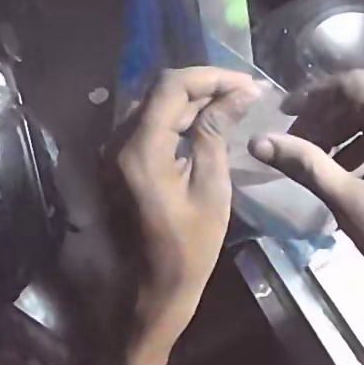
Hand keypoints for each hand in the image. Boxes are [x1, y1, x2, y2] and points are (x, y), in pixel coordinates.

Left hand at [111, 67, 258, 345]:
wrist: (153, 288)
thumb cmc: (189, 246)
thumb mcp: (211, 187)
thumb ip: (216, 132)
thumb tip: (240, 92)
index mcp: (141, 148)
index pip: (172, 86)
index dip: (212, 77)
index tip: (247, 84)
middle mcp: (118, 142)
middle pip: (160, 91)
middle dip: (205, 85)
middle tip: (245, 92)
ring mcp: (115, 152)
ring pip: (154, 105)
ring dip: (193, 99)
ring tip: (232, 102)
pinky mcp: (121, 162)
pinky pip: (149, 125)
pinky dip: (179, 117)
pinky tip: (207, 122)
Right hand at [249, 72, 363, 348]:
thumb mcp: (350, 203)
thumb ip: (306, 165)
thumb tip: (259, 141)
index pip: (357, 85)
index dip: (316, 95)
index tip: (285, 117)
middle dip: (326, 116)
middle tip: (295, 146)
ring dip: (342, 133)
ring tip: (314, 162)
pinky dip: (362, 147)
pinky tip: (343, 174)